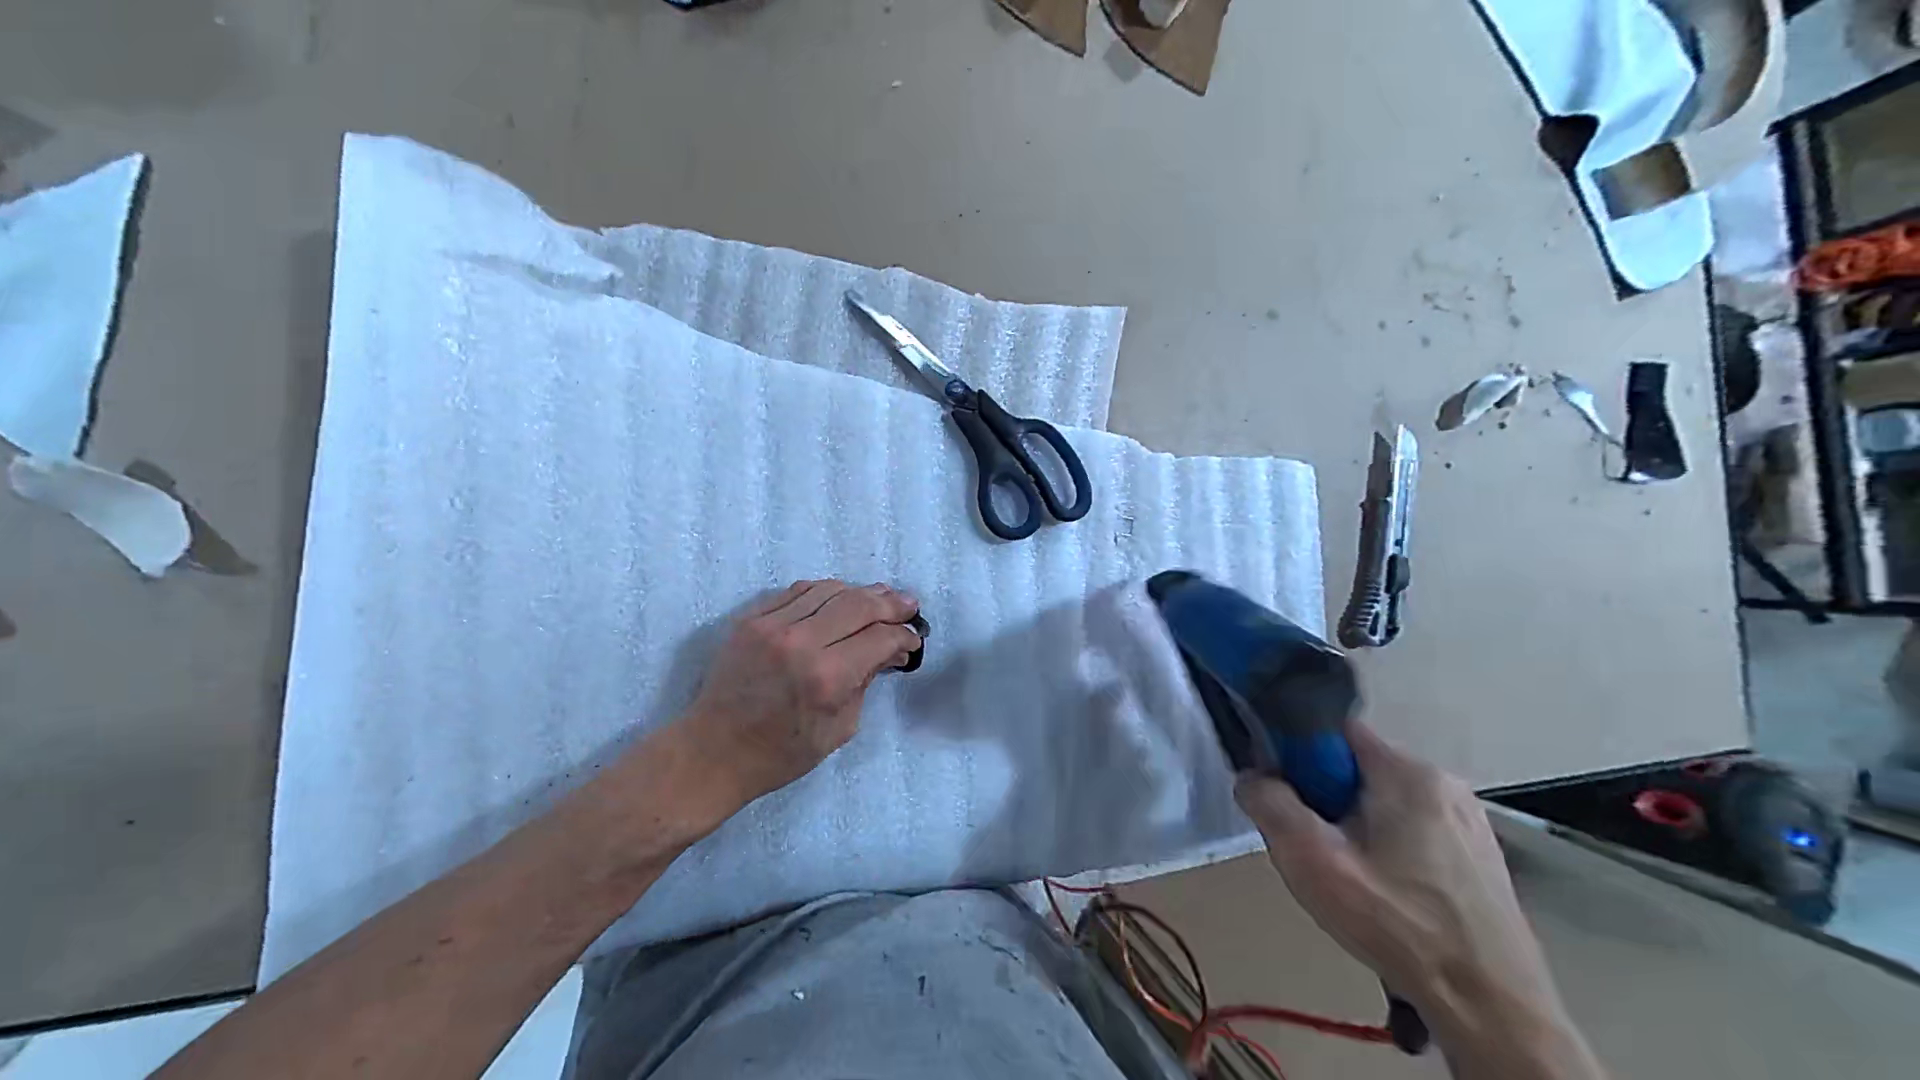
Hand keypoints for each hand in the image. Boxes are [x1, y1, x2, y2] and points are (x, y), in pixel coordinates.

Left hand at [678, 580, 921, 808]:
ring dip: (860, 591)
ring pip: (829, 589)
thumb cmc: (781, 752)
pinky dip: (825, 591)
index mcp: (826, 677)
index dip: (904, 635)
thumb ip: (867, 681)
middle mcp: (801, 642)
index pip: (879, 637)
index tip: (913, 639)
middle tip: (908, 605)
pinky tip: (839, 597)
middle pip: (859, 604)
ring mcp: (772, 626)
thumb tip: (891, 649)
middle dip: (890, 603)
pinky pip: (798, 591)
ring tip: (878, 597)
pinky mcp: (751, 619)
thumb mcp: (840, 727)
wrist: (713, 751)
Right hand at [1235, 723, 1588, 1065]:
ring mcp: (1470, 821)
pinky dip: (1389, 850)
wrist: (1493, 1011)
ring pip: (1382, 803)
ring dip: (1354, 828)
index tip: (1283, 794)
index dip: (1297, 756)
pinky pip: (1413, 830)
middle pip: (1356, 770)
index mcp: (1408, 772)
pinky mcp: (1482, 856)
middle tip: (1314, 848)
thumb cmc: (1397, 925)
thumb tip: (1251, 778)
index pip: (1333, 731)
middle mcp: (1444, 783)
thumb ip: (1270, 805)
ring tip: (1349, 880)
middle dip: (1323, 800)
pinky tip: (1386, 896)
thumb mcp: (1311, 861)